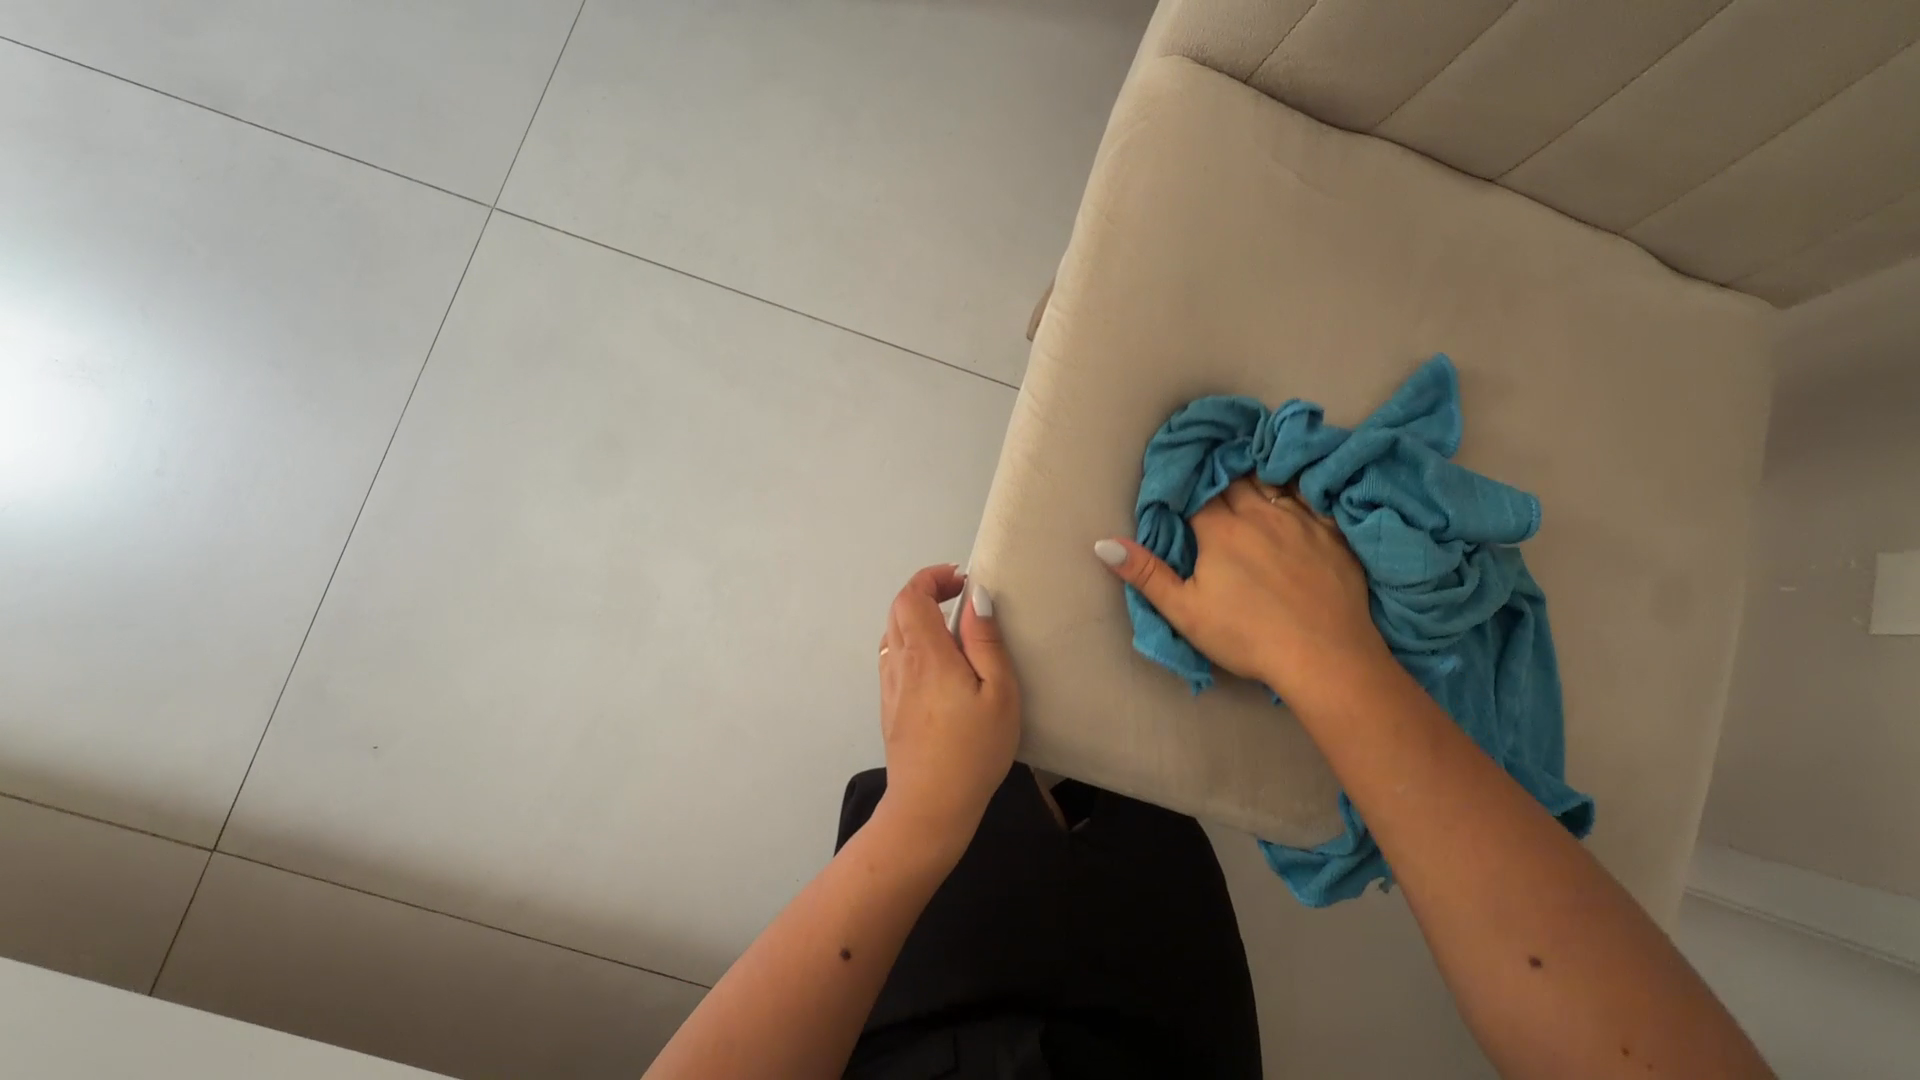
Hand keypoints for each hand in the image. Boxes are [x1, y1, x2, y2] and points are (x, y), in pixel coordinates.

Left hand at [876, 565, 1019, 858]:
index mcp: (927, 653)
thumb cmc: (973, 749)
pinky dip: (910, 641)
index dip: (932, 577)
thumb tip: (976, 597)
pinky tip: (936, 662)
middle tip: (960, 597)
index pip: (911, 595)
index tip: (961, 579)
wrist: (929, 805)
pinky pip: (892, 656)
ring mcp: (890, 685)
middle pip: (897, 608)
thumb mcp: (999, 693)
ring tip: (951, 627)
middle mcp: (900, 663)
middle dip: (925, 591)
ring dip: (916, 616)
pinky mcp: (889, 706)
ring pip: (892, 632)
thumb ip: (985, 641)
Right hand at [1096, 478, 1393, 704]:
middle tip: (1208, 475)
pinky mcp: (1332, 534)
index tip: (1178, 488)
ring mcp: (1300, 521)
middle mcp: (1259, 515)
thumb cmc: (1247, 637)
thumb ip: (1145, 574)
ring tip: (1245, 471)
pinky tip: (1293, 489)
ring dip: (1254, 476)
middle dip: (1217, 476)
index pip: (1196, 495)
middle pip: (1233, 481)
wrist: (1325, 657)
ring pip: (1271, 483)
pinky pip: (1312, 497)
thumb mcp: (1185, 611)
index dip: (1185, 489)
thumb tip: (1104, 543)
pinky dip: (1296, 488)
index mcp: (1220, 531)